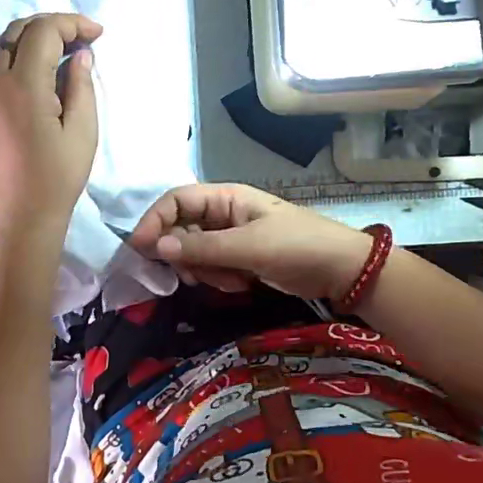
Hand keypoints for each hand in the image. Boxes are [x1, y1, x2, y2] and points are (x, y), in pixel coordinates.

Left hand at [0, 13, 100, 232]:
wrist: (26, 209)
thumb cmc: (60, 174)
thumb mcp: (83, 129)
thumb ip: (81, 85)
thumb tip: (80, 55)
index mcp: (24, 85)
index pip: (43, 32)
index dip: (72, 24)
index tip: (99, 34)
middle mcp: (0, 81)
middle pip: (20, 30)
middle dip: (54, 24)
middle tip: (85, 36)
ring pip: (7, 43)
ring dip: (37, 36)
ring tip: (68, 47)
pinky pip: (3, 62)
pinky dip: (25, 52)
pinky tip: (49, 66)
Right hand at [128, 183, 372, 300]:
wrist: (341, 270)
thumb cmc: (297, 246)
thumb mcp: (249, 247)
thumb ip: (202, 248)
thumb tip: (156, 247)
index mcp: (226, 198)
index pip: (176, 200)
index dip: (154, 221)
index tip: (140, 249)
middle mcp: (223, 214)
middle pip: (180, 229)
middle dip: (184, 255)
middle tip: (195, 276)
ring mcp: (231, 238)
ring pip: (194, 253)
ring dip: (205, 270)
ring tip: (231, 280)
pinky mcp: (239, 259)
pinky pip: (212, 267)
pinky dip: (219, 278)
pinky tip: (241, 284)